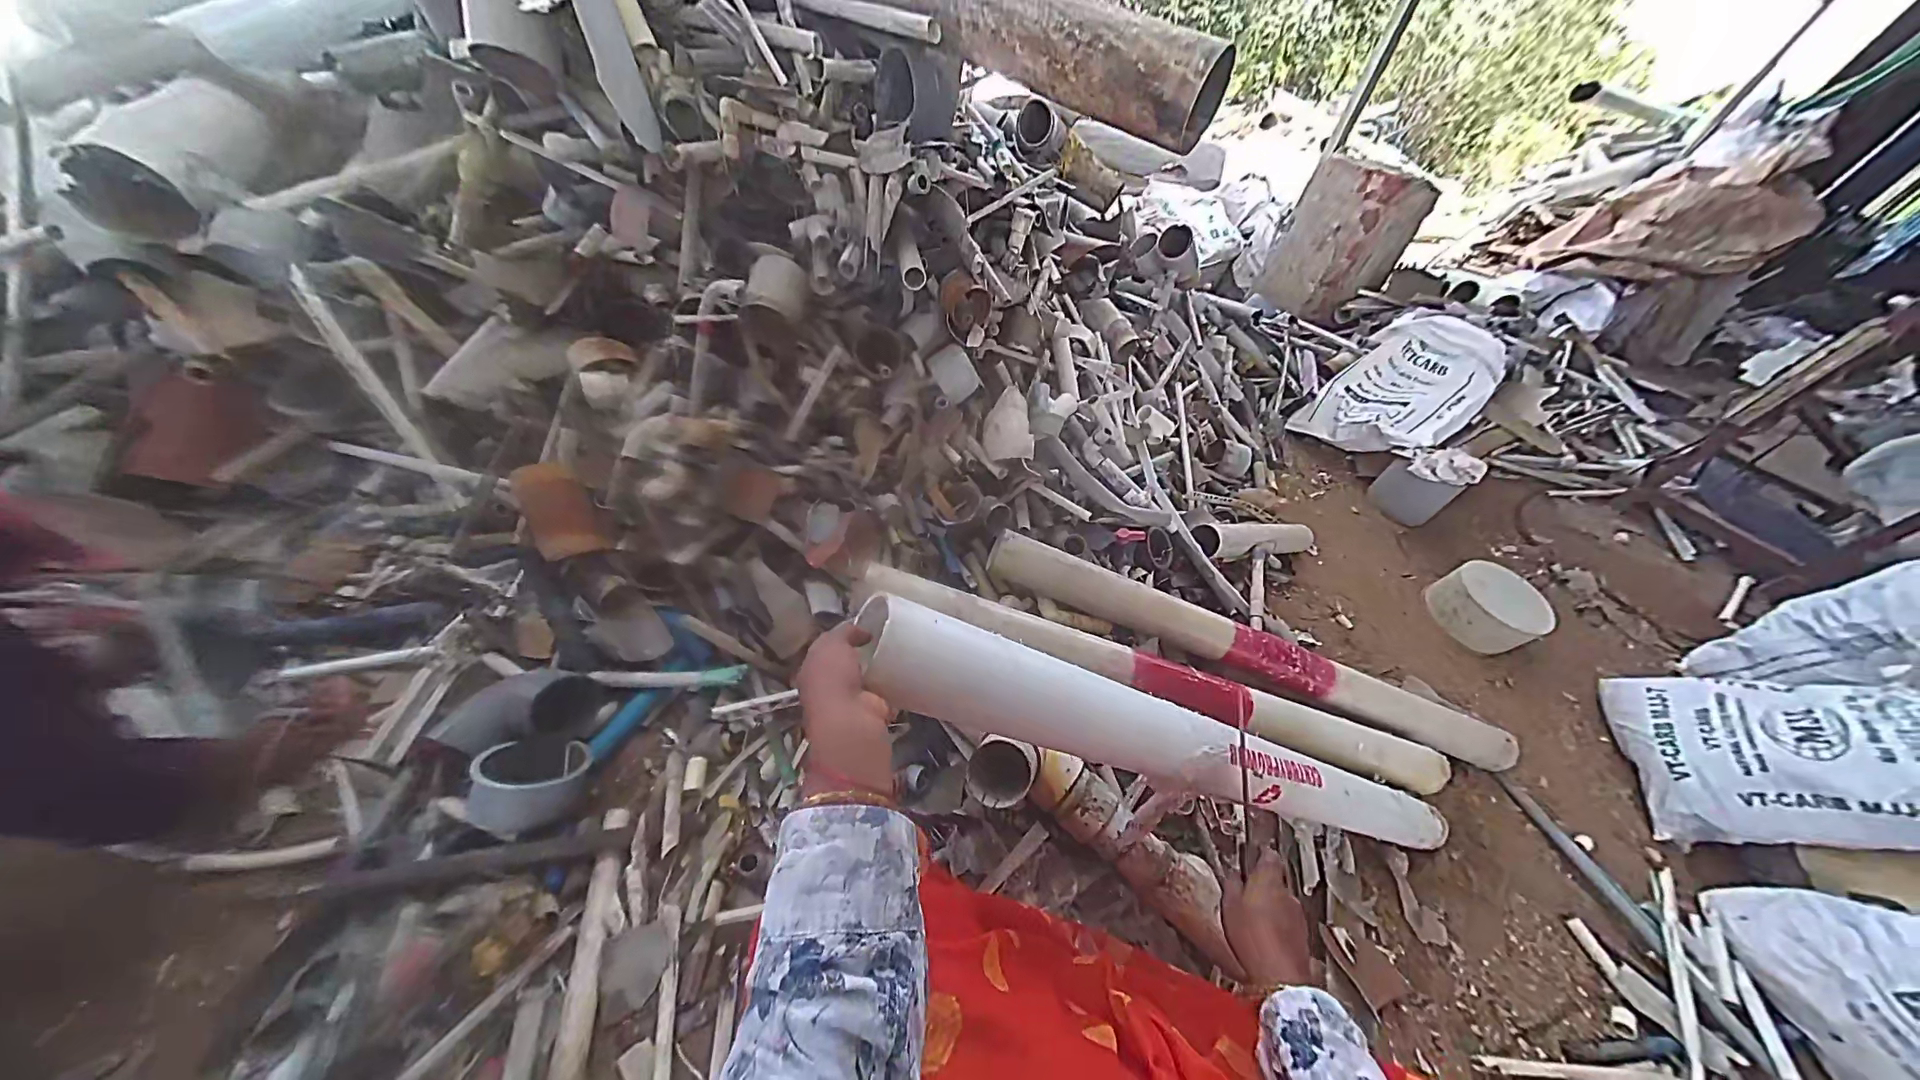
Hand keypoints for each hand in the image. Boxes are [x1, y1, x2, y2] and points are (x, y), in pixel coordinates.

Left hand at [794, 621, 894, 798]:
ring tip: (895, 655)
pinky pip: (883, 695)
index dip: (841, 640)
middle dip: (860, 657)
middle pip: (845, 667)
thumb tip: (860, 631)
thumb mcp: (832, 643)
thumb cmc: (833, 676)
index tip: (862, 630)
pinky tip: (902, 675)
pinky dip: (892, 688)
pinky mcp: (872, 713)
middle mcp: (827, 689)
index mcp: (811, 670)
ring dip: (877, 673)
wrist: (850, 717)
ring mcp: (850, 703)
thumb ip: (843, 632)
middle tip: (881, 640)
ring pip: (865, 681)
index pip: (825, 651)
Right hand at [1220, 844, 1311, 988]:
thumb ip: (1232, 884)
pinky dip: (1278, 924)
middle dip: (1263, 884)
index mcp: (1269, 880)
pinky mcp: (1303, 938)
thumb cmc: (1251, 937)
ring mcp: (1298, 916)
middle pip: (1276, 880)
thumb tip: (1234, 875)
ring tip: (1253, 918)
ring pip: (1283, 901)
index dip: (1260, 854)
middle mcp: (1288, 894)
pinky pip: (1288, 922)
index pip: (1270, 855)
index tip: (1252, 855)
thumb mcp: (1229, 905)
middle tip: (1245, 891)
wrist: (1279, 978)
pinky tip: (1265, 936)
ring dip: (1271, 905)